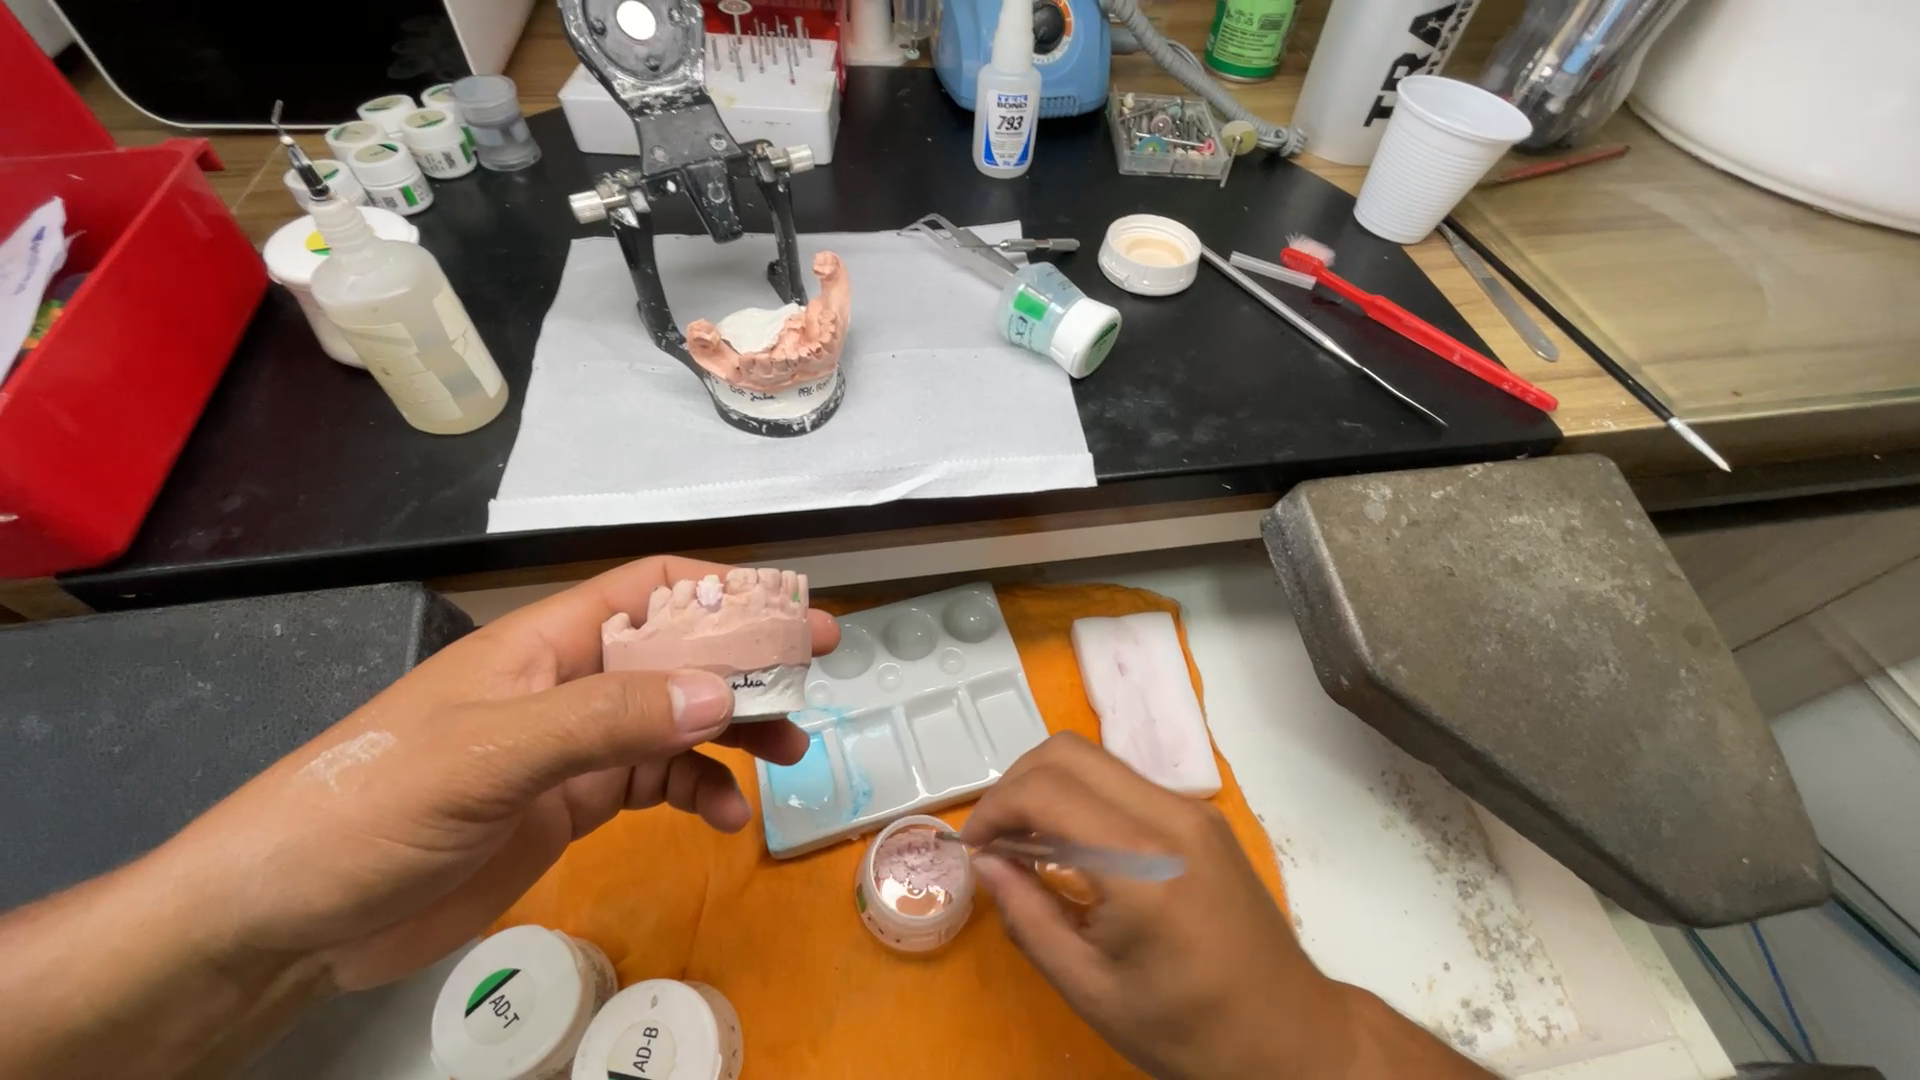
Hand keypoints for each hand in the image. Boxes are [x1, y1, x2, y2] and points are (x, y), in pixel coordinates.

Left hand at [162, 556, 838, 991]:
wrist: (281, 923)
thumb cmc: (371, 809)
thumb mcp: (492, 755)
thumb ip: (609, 720)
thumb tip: (720, 694)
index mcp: (546, 643)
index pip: (651, 591)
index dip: (723, 591)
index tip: (788, 609)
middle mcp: (571, 683)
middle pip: (681, 654)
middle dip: (750, 661)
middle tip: (818, 669)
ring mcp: (576, 746)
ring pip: (679, 720)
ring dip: (736, 731)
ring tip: (790, 752)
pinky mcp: (575, 802)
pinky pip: (659, 784)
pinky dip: (700, 792)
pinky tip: (727, 816)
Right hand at [964, 734, 1488, 1079]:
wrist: (1293, 1037)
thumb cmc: (1189, 1030)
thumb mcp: (1091, 990)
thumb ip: (1029, 918)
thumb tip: (986, 864)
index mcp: (1143, 865)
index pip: (1047, 792)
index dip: (994, 809)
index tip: (972, 846)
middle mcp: (1170, 817)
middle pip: (1068, 752)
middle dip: (1015, 783)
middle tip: (995, 836)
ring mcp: (1192, 809)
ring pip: (1096, 757)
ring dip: (1047, 784)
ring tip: (1026, 840)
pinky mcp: (1202, 815)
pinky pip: (1124, 781)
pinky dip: (1081, 794)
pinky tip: (1071, 843)